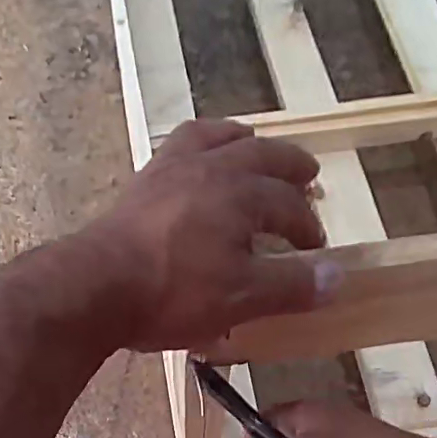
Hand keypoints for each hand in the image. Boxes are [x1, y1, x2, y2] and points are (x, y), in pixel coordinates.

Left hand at [75, 119, 337, 351]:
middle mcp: (212, 168)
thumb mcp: (241, 298)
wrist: (97, 286)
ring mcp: (173, 168)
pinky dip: (201, 142)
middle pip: (262, 157)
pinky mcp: (144, 180)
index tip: (315, 250)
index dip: (307, 227)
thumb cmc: (175, 294)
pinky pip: (180, 145)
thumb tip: (339, 278)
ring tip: (256, 146)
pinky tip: (197, 154)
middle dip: (290, 169)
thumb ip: (290, 286)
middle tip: (308, 175)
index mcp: (243, 195)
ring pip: (219, 139)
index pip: (289, 206)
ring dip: (246, 143)